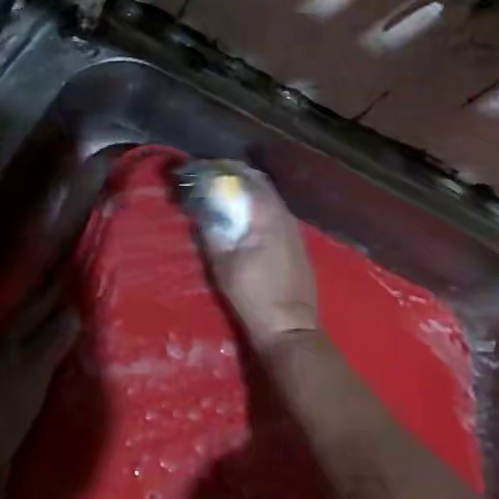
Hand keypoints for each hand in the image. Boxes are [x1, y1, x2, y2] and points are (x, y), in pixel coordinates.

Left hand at [0, 288, 79, 498]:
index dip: (54, 284)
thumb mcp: (30, 374)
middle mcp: (2, 355)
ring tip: (81, 319)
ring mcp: (1, 382)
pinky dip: (51, 363)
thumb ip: (51, 342)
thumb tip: (72, 310)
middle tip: (81, 284)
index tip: (75, 261)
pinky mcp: (6, 408)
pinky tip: (65, 367)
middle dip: (53, 303)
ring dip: (53, 332)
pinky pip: (35, 373)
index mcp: (8, 342)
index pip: (35, 303)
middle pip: (32, 321)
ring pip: (33, 345)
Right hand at [173, 160, 319, 349]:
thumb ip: (212, 231)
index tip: (203, 170)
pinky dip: (258, 210)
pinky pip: (276, 216)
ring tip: (224, 199)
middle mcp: (287, 216)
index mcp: (270, 215)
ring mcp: (296, 231)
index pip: (247, 177)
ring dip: (247, 195)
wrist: (291, 329)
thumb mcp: (224, 265)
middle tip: (211, 182)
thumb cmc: (255, 296)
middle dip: (235, 180)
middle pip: (261, 186)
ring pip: (270, 201)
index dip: (224, 170)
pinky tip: (245, 222)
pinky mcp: (298, 246)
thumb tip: (200, 208)